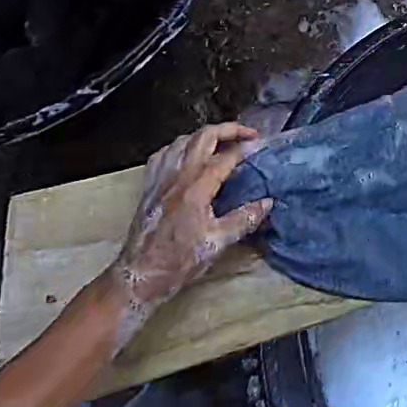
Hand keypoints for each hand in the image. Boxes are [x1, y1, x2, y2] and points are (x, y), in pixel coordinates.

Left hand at [101, 123, 273, 347]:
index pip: (226, 157)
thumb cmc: (179, 262)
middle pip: (204, 137)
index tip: (261, 147)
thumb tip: (268, 203)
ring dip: (205, 136)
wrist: (138, 277)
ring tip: (222, 142)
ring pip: (183, 141)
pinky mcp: (149, 186)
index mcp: (196, 188)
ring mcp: (160, 179)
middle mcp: (177, 176)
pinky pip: (163, 154)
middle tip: (248, 135)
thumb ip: (244, 219)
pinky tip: (188, 155)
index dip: (246, 149)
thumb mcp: (217, 243)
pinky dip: (180, 147)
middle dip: (229, 130)